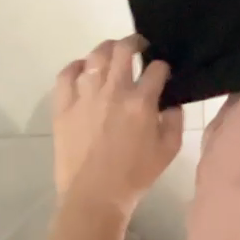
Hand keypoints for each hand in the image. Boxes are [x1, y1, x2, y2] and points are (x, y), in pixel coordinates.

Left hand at [52, 36, 184, 212]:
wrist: (94, 198)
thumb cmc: (135, 175)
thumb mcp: (169, 149)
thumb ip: (175, 120)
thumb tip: (170, 103)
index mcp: (141, 102)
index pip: (157, 68)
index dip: (163, 67)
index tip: (162, 73)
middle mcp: (113, 92)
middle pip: (124, 50)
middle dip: (135, 42)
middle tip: (140, 46)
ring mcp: (85, 97)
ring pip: (96, 56)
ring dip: (107, 49)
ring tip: (113, 53)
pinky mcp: (63, 108)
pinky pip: (66, 75)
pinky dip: (76, 66)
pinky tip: (83, 69)